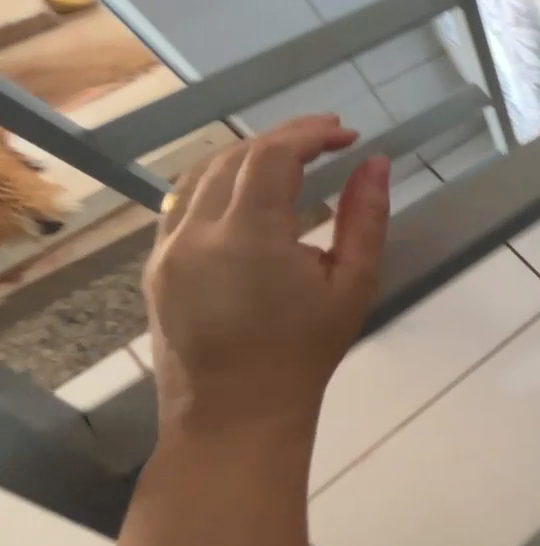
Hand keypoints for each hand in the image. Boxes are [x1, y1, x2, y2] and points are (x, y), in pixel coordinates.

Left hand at [143, 115, 390, 436]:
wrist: (235, 410)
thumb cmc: (307, 347)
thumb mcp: (354, 280)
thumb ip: (366, 215)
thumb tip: (376, 162)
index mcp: (248, 238)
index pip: (270, 157)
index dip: (311, 135)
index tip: (350, 135)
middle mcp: (196, 235)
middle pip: (234, 158)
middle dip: (285, 137)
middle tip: (332, 135)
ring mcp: (167, 250)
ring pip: (200, 175)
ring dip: (250, 152)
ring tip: (296, 151)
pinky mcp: (158, 265)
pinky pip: (184, 202)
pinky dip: (222, 178)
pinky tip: (254, 186)